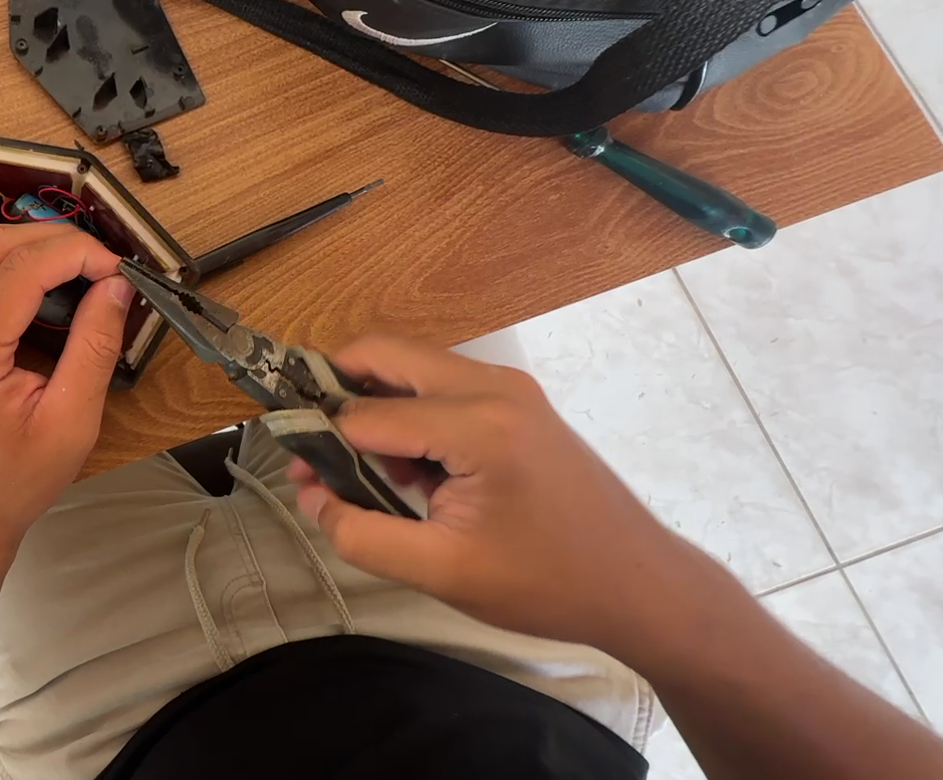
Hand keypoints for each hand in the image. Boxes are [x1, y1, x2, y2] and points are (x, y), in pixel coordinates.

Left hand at [0, 225, 132, 575]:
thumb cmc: (15, 481)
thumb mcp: (73, 422)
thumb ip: (96, 346)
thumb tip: (115, 284)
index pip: (23, 267)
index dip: (77, 253)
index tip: (116, 267)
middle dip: (53, 240)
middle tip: (96, 263)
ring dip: (3, 239)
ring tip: (48, 262)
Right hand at [288, 335, 712, 654]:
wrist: (646, 589)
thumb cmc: (547, 584)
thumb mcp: (442, 572)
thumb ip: (359, 534)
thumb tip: (309, 496)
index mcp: (478, 426)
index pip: (365, 415)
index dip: (319, 441)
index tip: (296, 472)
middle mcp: (490, 385)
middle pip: (381, 354)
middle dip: (333, 392)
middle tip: (311, 443)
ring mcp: (505, 385)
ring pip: (404, 364)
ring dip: (370, 404)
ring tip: (370, 470)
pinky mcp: (512, 396)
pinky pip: (433, 382)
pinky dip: (403, 410)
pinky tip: (413, 467)